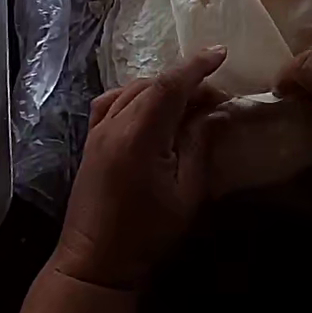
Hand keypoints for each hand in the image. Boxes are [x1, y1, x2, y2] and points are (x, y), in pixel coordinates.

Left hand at [54, 49, 227, 290]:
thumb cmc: (147, 233)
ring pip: (131, 90)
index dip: (197, 66)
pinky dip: (134, 95)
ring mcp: (97, 130)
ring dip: (161, 86)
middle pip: (152, 84)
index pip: (170, 85)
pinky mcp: (90, 139)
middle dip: (185, 80)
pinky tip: (149, 105)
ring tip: (188, 100)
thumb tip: (215, 114)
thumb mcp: (186, 194)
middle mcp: (114, 124)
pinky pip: (111, 102)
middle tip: (214, 96)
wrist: (95, 259)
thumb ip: (199, 146)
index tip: (221, 53)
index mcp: (139, 136)